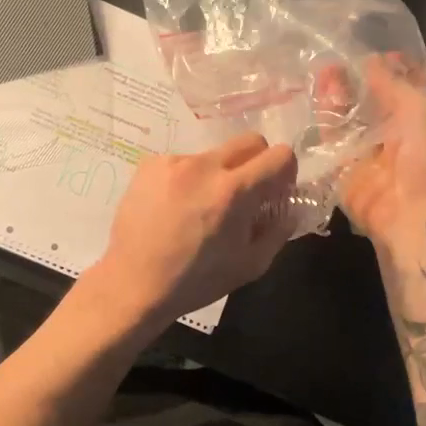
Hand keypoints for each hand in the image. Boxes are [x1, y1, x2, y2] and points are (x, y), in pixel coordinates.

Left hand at [82, 133, 296, 330]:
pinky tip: (174, 208)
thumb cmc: (197, 280)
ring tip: (200, 208)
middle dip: (257, 163)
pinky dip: (187, 180)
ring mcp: (174, 162)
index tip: (276, 191)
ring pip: (213, 155)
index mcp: (234, 191)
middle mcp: (204, 166)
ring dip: (218, 174)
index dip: (285, 172)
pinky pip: (182, 163)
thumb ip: (279, 230)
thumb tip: (290, 208)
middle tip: (246, 194)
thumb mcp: (250, 265)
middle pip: (249, 142)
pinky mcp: (149, 165)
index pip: (279, 155)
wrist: (135, 283)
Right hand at [338, 54, 425, 249]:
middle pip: (370, 103)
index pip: (403, 87)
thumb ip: (395, 85)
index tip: (367, 50)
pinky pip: (329, 146)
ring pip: (348, 122)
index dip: (388, 68)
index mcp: (422, 121)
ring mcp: (368, 156)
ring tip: (322, 74)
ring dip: (336, 99)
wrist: (413, 221)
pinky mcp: (344, 174)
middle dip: (355, 82)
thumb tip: (373, 60)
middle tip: (335, 60)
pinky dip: (321, 126)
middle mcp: (394, 136)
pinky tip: (313, 103)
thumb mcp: (421, 112)